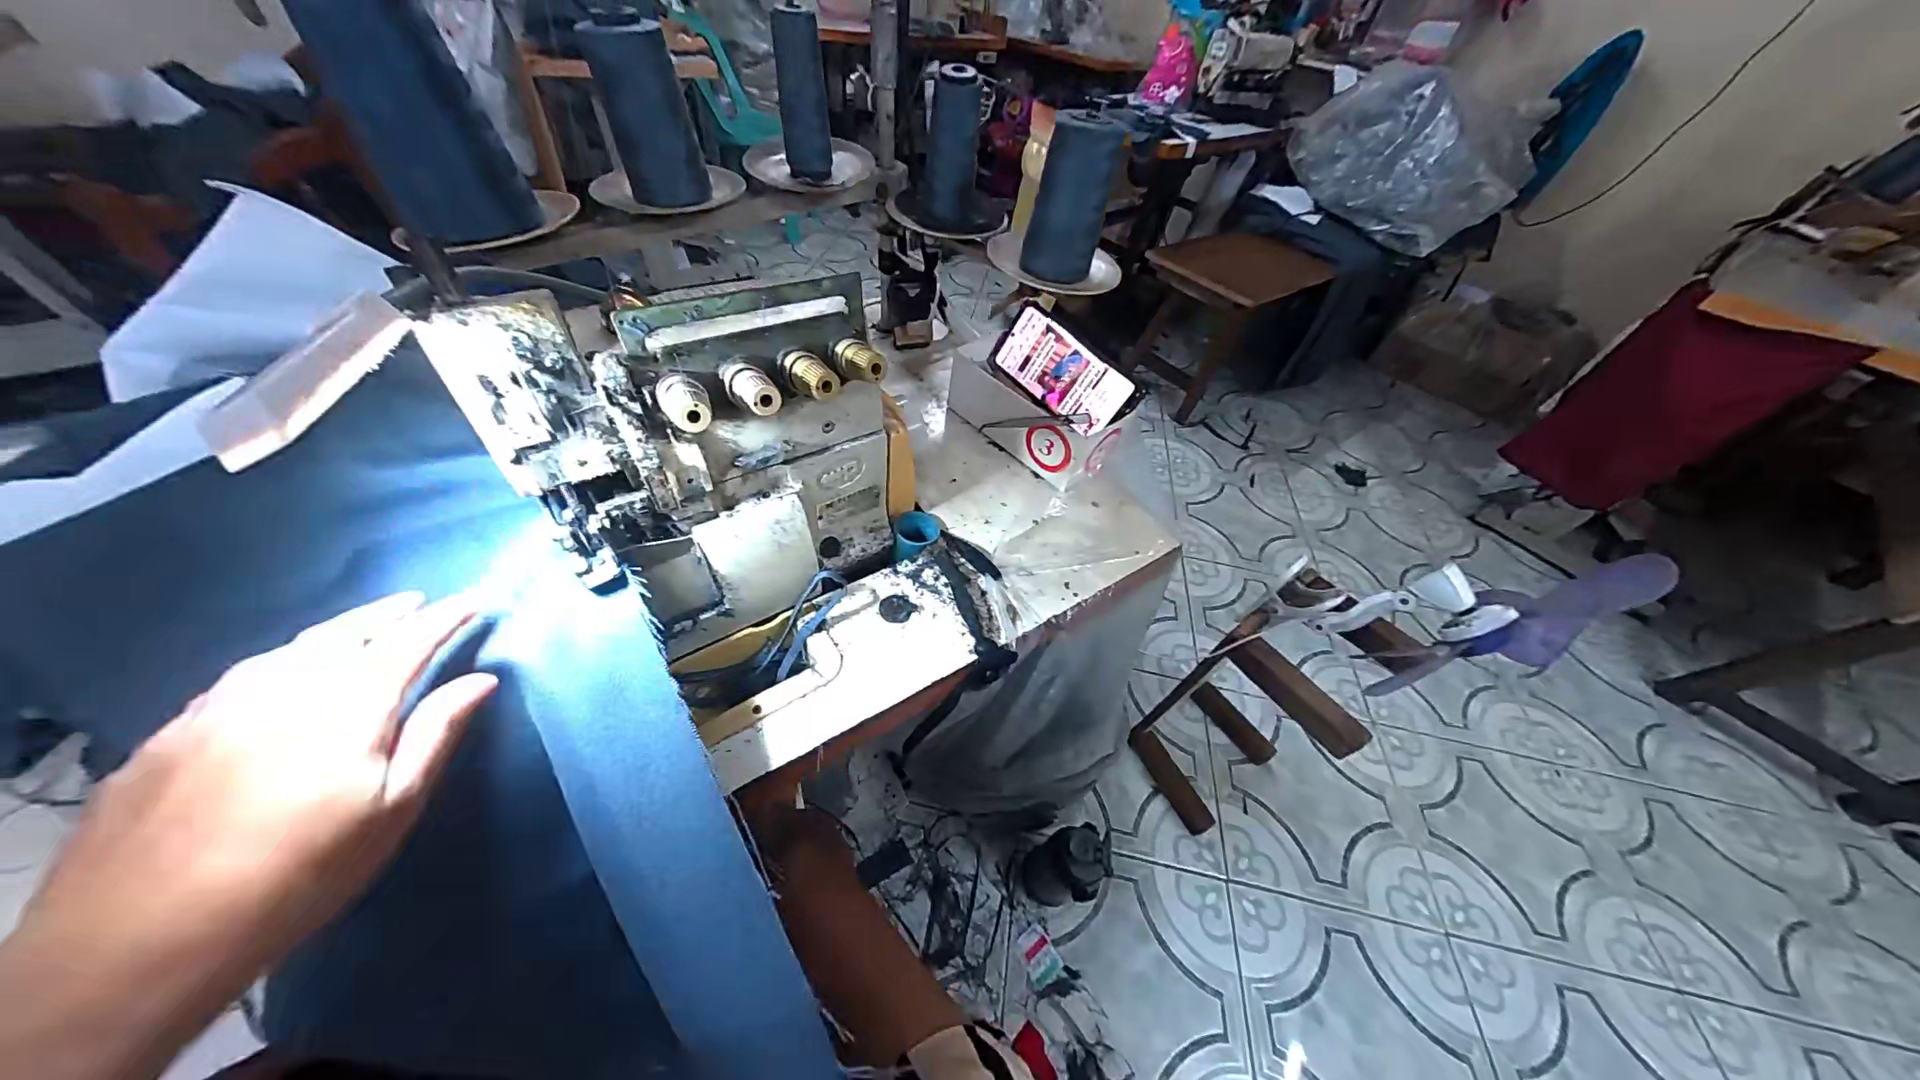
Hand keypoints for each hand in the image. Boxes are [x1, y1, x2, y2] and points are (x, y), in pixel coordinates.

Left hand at [0, 592, 496, 1079]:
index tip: (475, 597)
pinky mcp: (170, 734)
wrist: (135, 946)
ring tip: (363, 627)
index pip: (409, 641)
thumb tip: (481, 679)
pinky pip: (244, 675)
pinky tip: (286, 672)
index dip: (446, 616)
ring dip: (337, 631)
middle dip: (390, 613)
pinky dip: (284, 659)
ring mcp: (217, 708)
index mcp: (347, 704)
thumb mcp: (393, 808)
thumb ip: (437, 733)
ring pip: (291, 649)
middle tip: (420, 602)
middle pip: (346, 633)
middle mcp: (283, 688)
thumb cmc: (300, 875)